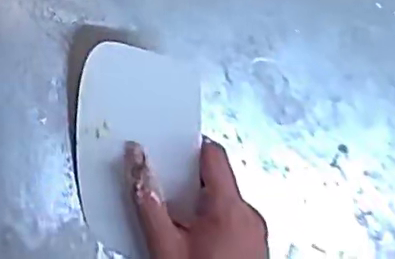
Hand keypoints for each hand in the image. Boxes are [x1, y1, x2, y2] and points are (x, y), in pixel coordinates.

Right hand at [127, 139, 266, 258]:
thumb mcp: (164, 247)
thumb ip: (148, 197)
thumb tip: (136, 156)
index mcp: (232, 208)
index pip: (210, 151)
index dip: (185, 146)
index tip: (163, 150)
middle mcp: (251, 218)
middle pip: (214, 178)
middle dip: (184, 182)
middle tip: (161, 193)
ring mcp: (257, 239)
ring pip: (221, 202)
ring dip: (196, 206)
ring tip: (173, 226)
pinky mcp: (257, 255)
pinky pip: (230, 223)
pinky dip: (209, 225)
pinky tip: (189, 243)